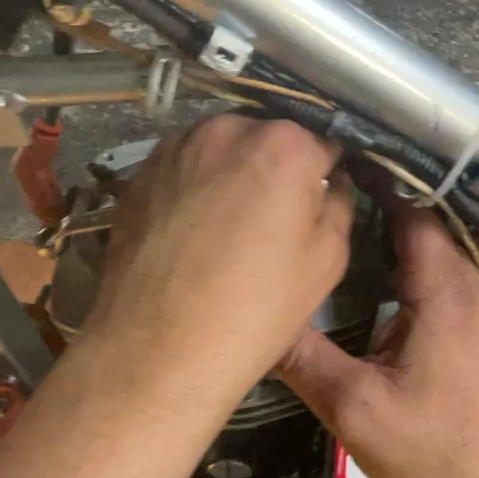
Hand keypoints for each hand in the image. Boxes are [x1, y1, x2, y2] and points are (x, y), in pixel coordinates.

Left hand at [83, 116, 353, 394]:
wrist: (158, 348)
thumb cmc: (255, 308)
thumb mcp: (327, 260)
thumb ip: (339, 203)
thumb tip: (330, 181)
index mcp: (284, 145)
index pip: (322, 141)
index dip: (324, 171)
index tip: (318, 198)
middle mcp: (228, 129)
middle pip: (267, 138)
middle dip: (275, 166)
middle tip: (272, 216)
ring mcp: (177, 147)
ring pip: (222, 148)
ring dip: (232, 172)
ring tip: (227, 224)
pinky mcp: (139, 171)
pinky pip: (183, 166)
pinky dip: (194, 184)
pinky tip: (192, 229)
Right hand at [276, 200, 478, 477]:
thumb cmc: (431, 452)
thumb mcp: (353, 407)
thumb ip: (304, 357)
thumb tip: (259, 315)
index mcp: (446, 291)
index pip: (414, 212)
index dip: (378, 181)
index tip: (337, 160)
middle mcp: (472, 286)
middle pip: (429, 221)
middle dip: (385, 196)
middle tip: (331, 182)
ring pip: (440, 245)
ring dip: (400, 225)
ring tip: (347, 211)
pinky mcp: (477, 328)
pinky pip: (445, 270)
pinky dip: (413, 254)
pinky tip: (378, 265)